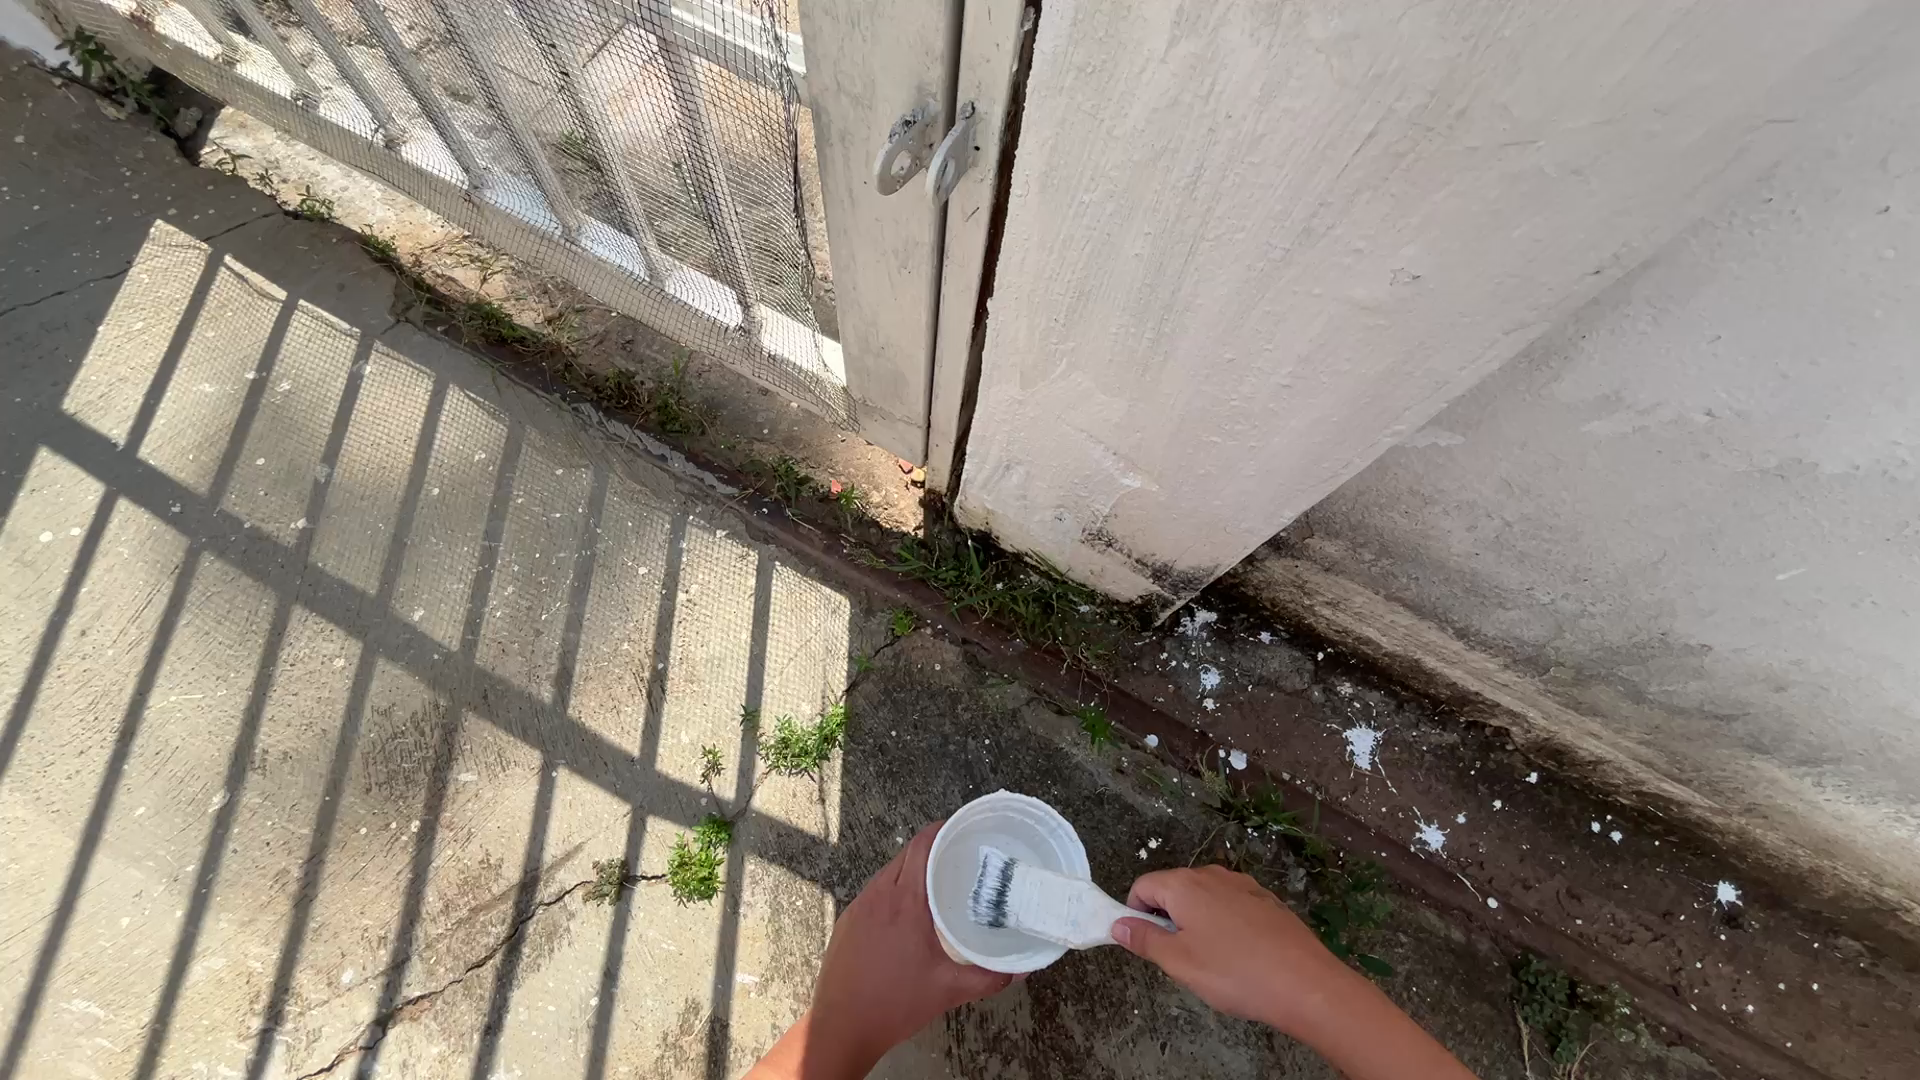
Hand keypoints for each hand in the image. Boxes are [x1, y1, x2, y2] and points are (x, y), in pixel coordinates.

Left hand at [789, 821, 1014, 1076]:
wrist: (840, 1028)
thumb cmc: (893, 1005)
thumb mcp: (947, 990)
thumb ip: (988, 977)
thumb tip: (1019, 970)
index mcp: (905, 901)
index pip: (921, 845)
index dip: (940, 829)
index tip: (960, 828)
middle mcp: (879, 894)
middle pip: (906, 855)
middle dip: (931, 851)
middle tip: (957, 859)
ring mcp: (858, 906)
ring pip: (888, 873)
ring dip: (911, 871)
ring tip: (936, 884)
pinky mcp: (846, 920)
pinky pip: (874, 892)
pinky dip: (892, 891)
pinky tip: (906, 912)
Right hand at [1112, 865, 1478, 1079]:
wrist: (1307, 983)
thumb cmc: (1236, 973)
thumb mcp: (1180, 963)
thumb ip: (1144, 941)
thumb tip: (1118, 924)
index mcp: (1183, 885)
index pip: (1142, 886)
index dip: (1135, 914)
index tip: (1145, 944)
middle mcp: (1209, 874)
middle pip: (1173, 888)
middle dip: (1167, 918)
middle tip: (1179, 958)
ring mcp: (1241, 883)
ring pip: (1203, 896)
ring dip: (1196, 920)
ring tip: (1212, 960)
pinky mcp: (1265, 898)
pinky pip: (1230, 903)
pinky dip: (1224, 922)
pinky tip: (1242, 955)